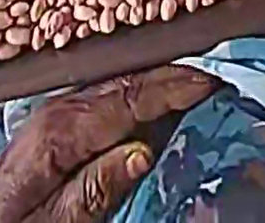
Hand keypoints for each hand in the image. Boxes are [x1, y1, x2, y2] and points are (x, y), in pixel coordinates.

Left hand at [0, 66, 216, 222]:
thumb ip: (94, 190)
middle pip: (125, 83)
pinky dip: (134, 95)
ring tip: (191, 81)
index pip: (128, 99)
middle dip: (170, 76)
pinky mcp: (54, 125)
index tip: (207, 82)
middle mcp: (58, 110)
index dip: (171, 88)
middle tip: (210, 74)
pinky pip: (103, 99)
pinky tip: (151, 102)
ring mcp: (55, 113)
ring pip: (115, 86)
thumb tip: (143, 151)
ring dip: (154, 82)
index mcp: (59, 132)